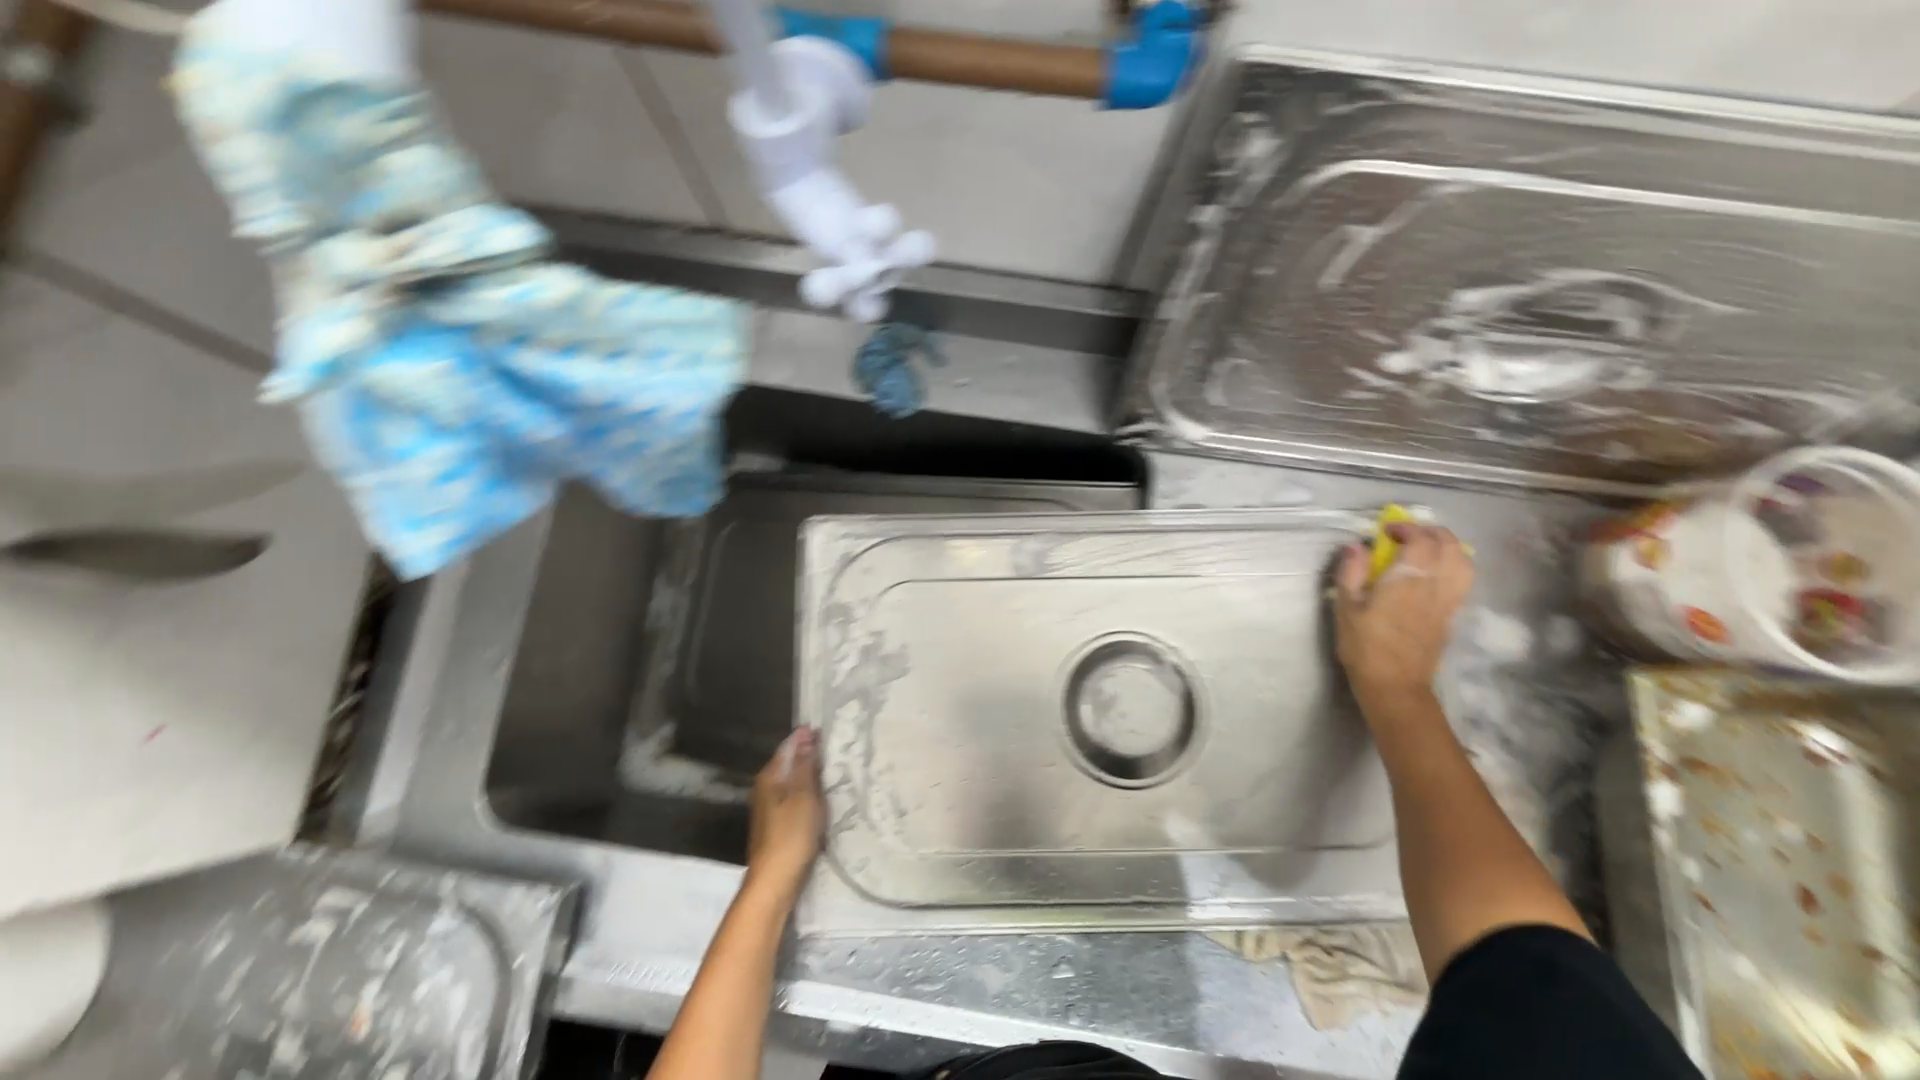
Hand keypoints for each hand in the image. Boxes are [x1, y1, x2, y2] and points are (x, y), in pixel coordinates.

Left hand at [745, 728, 823, 898]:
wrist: (775, 880)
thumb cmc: (791, 834)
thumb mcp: (803, 795)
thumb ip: (805, 765)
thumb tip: (806, 734)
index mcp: (770, 777)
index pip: (789, 746)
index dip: (807, 737)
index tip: (829, 728)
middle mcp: (766, 788)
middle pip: (790, 763)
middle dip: (810, 754)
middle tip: (839, 746)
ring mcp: (771, 807)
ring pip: (794, 782)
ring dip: (811, 775)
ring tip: (837, 768)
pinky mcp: (779, 824)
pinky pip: (796, 799)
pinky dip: (810, 793)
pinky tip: (825, 796)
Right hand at [1334, 523, 1473, 713]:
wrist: (1395, 685)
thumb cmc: (1365, 646)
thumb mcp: (1347, 608)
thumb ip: (1351, 572)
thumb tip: (1355, 546)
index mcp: (1408, 578)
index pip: (1420, 539)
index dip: (1405, 527)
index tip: (1386, 531)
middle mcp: (1435, 584)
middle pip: (1448, 544)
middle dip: (1430, 532)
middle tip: (1408, 535)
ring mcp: (1448, 600)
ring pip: (1463, 561)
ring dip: (1448, 547)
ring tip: (1428, 549)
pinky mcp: (1452, 614)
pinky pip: (1464, 580)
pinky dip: (1454, 566)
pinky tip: (1436, 573)